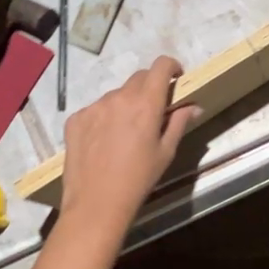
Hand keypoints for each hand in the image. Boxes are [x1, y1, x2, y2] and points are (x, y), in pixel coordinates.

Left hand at [58, 57, 199, 229]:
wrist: (96, 202)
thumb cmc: (139, 178)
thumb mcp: (166, 152)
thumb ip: (178, 123)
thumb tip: (193, 106)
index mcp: (145, 103)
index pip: (160, 66)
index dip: (171, 66)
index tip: (176, 78)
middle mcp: (118, 97)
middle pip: (138, 78)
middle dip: (150, 86)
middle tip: (155, 110)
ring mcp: (94, 107)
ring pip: (116, 95)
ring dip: (126, 103)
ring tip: (127, 132)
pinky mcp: (76, 118)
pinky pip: (96, 109)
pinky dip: (105, 117)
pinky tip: (105, 141)